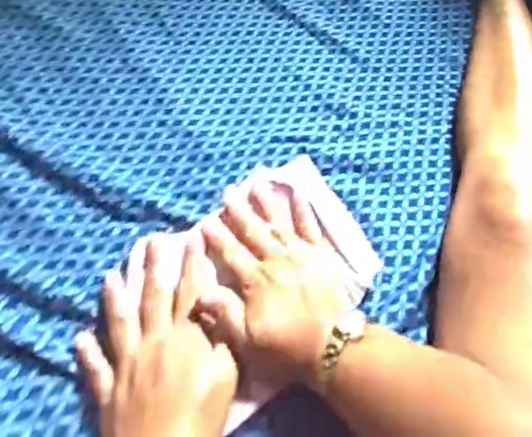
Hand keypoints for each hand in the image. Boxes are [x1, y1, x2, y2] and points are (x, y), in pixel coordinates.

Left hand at [76, 235, 239, 436]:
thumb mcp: (227, 373)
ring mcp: (126, 367)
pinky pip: (95, 368)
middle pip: (153, 297)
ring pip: (120, 324)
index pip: (191, 289)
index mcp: (185, 335)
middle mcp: (153, 342)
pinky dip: (87, 351)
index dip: (193, 261)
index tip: (194, 235)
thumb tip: (220, 305)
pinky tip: (79, 337)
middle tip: (150, 240)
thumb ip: (223, 335)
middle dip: (153, 266)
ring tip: (109, 275)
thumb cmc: (201, 417)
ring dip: (115, 298)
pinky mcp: (107, 394)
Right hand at [198, 182, 356, 390]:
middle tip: (229, 191)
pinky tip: (299, 191)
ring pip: (279, 222)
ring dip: (267, 202)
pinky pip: (310, 224)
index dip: (218, 238)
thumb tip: (200, 291)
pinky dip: (303, 207)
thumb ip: (225, 313)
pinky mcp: (321, 252)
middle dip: (240, 211)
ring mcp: (300, 253)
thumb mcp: (248, 340)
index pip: (232, 254)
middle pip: (254, 231)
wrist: (330, 343)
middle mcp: (276, 260)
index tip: (205, 221)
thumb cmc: (285, 347)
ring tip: (256, 183)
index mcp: (256, 281)